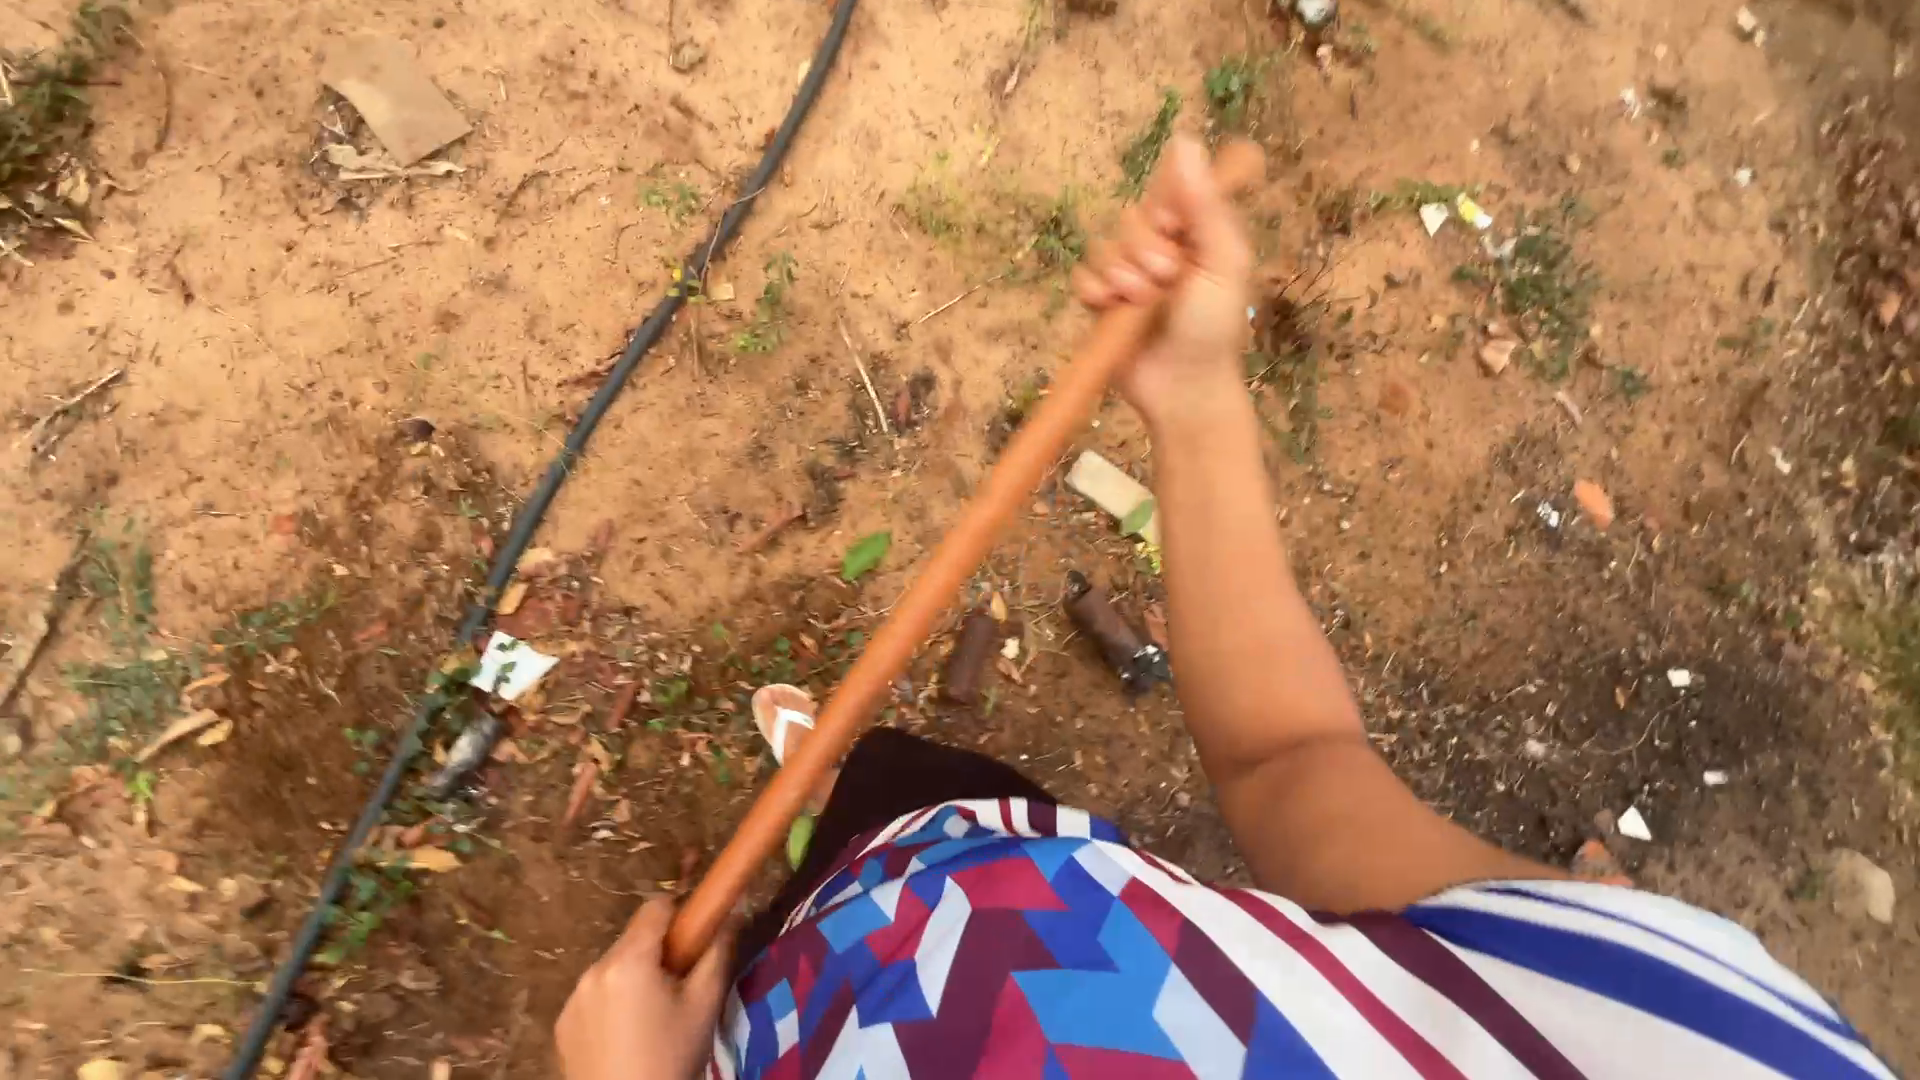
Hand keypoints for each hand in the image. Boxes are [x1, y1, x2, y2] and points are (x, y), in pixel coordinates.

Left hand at [555, 898, 734, 1079]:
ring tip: (653, 1017)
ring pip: (614, 966)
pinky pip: (595, 994)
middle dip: (659, 951)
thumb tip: (730, 913)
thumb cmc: (671, 1059)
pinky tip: (627, 1037)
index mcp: (628, 961)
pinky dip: (613, 1001)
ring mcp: (572, 1001)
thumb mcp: (706, 1003)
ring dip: (635, 976)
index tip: (694, 944)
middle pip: (634, 938)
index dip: (680, 916)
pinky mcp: (561, 1027)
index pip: (656, 907)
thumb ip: (718, 949)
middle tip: (680, 987)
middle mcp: (592, 971)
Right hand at [1071, 134, 1254, 431]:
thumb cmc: (1212, 329)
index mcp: (1195, 235)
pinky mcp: (1103, 305)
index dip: (1163, 207)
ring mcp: (1129, 279)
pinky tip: (1105, 304)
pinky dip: (1091, 287)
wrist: (1182, 388)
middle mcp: (1161, 251)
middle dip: (1142, 247)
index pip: (1167, 193)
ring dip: (1118, 270)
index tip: (1173, 229)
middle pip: (1131, 218)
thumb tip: (1184, 139)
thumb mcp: (1221, 262)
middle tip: (1164, 278)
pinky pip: (1083, 276)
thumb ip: (1204, 205)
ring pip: (1105, 247)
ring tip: (1137, 299)